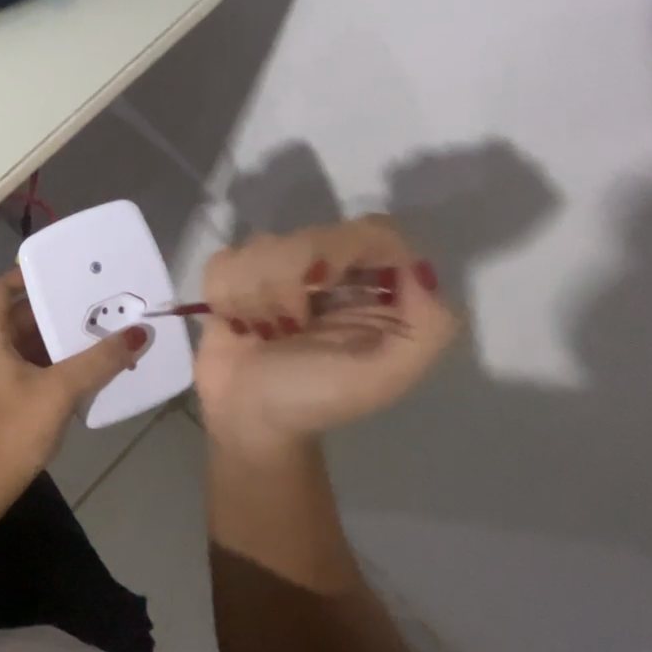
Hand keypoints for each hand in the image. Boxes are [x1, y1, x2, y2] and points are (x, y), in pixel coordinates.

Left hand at [0, 268, 149, 498]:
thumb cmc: (17, 427)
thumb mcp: (62, 389)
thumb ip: (100, 360)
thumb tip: (139, 333)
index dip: (22, 276)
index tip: (58, 272)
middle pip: (21, 316)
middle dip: (56, 308)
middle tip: (95, 300)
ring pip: (30, 341)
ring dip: (61, 336)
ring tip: (101, 327)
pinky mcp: (8, 392)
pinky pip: (34, 363)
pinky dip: (57, 359)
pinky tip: (90, 363)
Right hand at [193, 216, 457, 447]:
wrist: (246, 420)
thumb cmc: (314, 399)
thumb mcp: (385, 375)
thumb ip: (427, 324)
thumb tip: (415, 266)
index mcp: (376, 289)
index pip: (371, 231)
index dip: (341, 249)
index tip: (324, 285)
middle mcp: (330, 272)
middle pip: (308, 235)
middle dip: (288, 282)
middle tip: (286, 325)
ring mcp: (278, 273)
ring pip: (261, 245)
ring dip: (254, 295)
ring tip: (260, 330)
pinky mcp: (233, 279)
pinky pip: (225, 259)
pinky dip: (224, 294)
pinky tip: (236, 322)